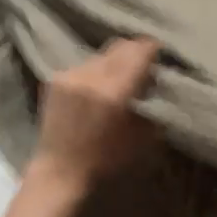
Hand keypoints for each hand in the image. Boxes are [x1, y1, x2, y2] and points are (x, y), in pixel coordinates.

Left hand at [27, 38, 160, 189]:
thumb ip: (151, 107)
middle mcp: (90, 76)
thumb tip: (155, 85)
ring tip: (120, 76)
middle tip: (145, 62)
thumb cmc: (104, 160)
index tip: (160, 52)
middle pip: (120, 47)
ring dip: (114, 61)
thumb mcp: (140, 138)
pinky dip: (96, 71)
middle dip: (135, 51)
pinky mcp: (55, 78)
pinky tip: (98, 86)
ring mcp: (70, 75)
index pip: (138, 53)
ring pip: (101, 54)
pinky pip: (84, 65)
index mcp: (113, 92)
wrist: (59, 169)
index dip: (153, 48)